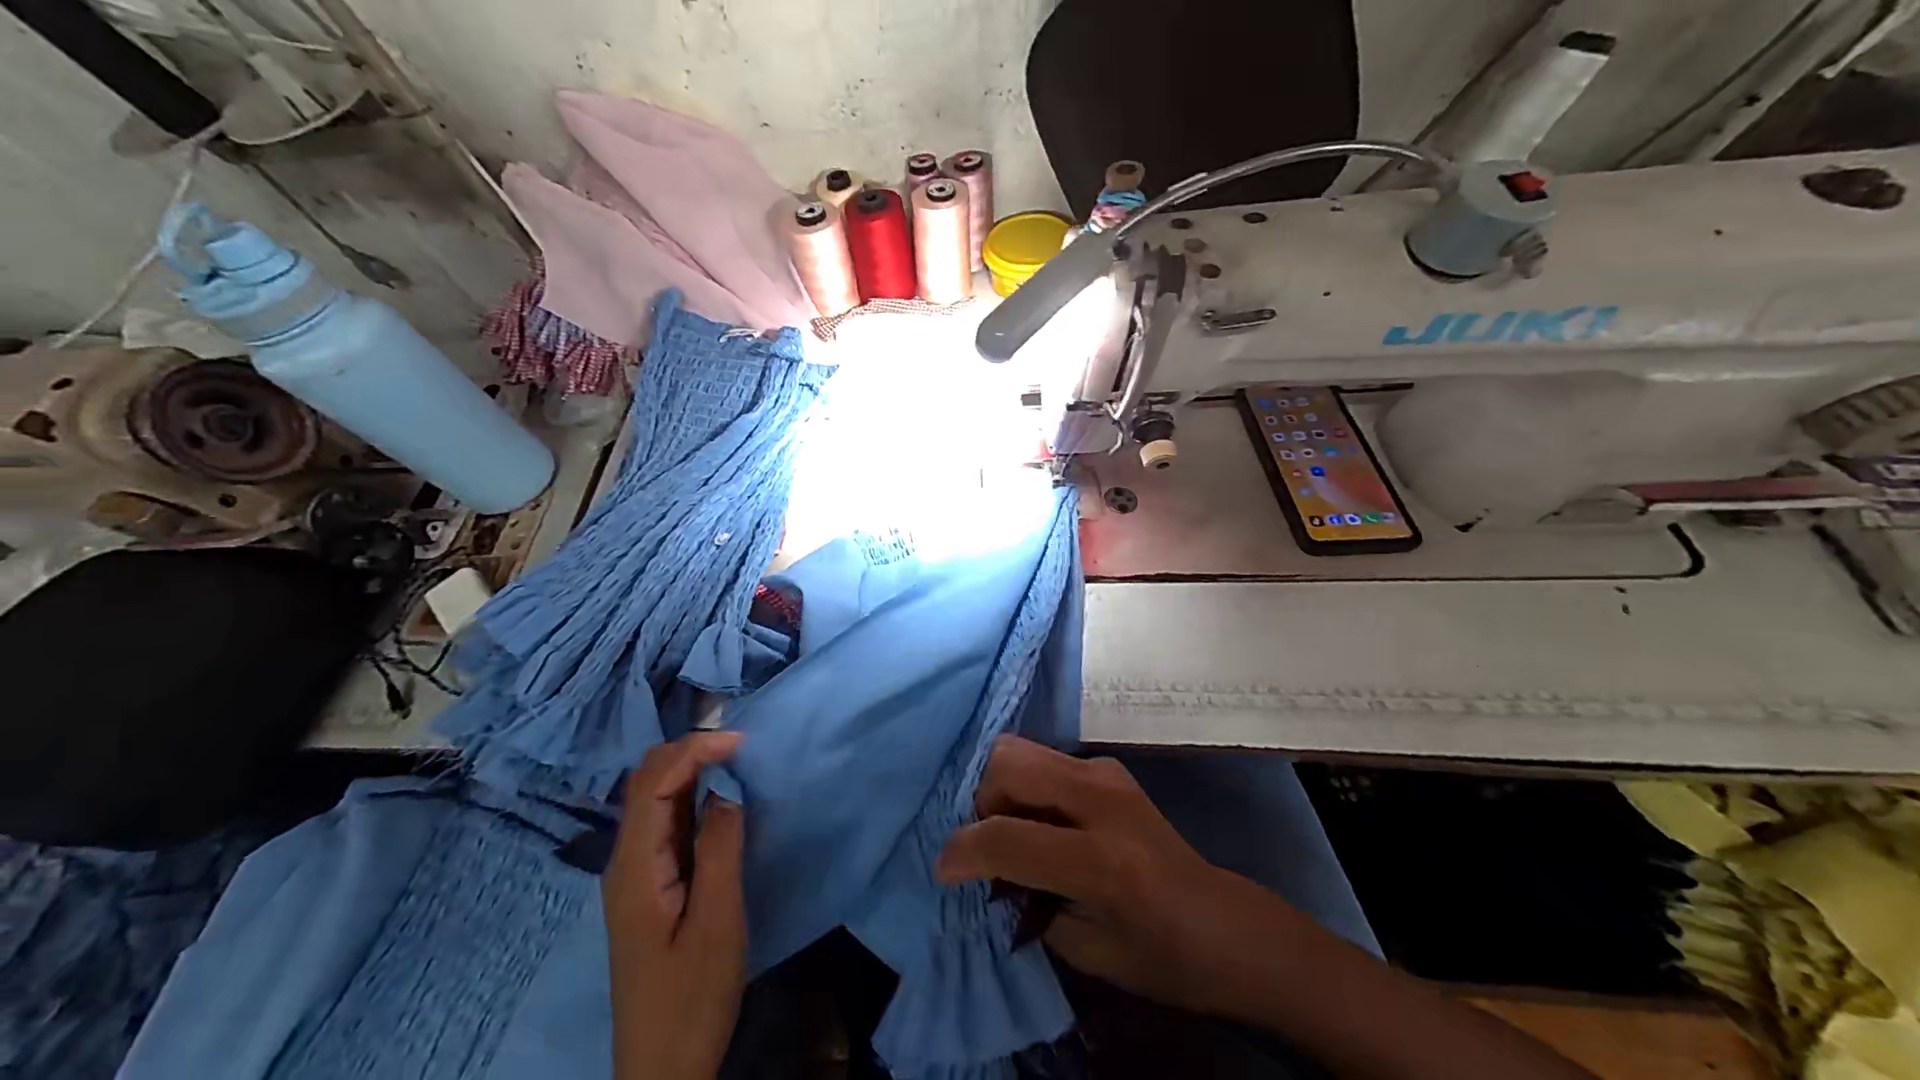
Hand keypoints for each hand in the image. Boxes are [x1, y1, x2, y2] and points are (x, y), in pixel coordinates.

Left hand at [603, 732, 746, 1079]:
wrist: (661, 1069)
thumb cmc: (692, 999)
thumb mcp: (717, 923)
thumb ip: (721, 849)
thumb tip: (728, 789)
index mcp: (634, 867)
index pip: (653, 784)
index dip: (694, 751)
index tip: (742, 740)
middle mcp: (626, 862)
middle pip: (646, 785)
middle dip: (690, 753)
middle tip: (742, 747)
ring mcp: (635, 876)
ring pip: (655, 802)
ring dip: (691, 773)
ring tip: (737, 764)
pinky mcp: (651, 888)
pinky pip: (666, 826)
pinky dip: (693, 801)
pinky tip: (721, 804)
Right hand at [935, 735, 1282, 1017]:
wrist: (1226, 926)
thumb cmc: (1160, 957)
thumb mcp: (1084, 950)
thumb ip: (1027, 901)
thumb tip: (987, 868)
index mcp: (1103, 862)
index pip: (1009, 838)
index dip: (963, 852)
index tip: (944, 872)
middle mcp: (1104, 801)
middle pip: (1009, 763)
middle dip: (983, 801)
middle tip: (993, 845)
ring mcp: (1109, 775)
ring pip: (1022, 751)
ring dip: (1004, 790)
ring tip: (1019, 834)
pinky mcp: (1111, 768)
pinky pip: (1045, 761)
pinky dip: (1027, 787)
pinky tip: (1045, 825)